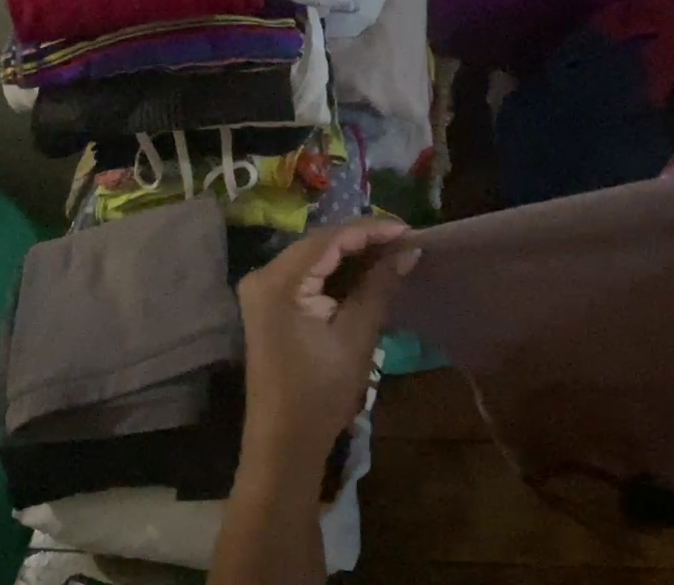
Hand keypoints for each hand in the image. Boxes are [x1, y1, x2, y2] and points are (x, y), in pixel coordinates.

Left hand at [236, 218, 420, 457]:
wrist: (284, 444)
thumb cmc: (320, 392)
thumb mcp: (356, 335)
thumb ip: (380, 286)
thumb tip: (410, 250)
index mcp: (280, 281)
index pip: (331, 238)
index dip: (372, 230)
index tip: (410, 230)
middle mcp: (264, 275)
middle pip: (321, 242)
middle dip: (364, 239)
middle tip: (406, 241)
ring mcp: (263, 290)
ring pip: (315, 256)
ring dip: (352, 253)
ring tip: (394, 252)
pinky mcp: (269, 304)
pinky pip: (307, 274)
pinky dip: (337, 271)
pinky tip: (366, 271)